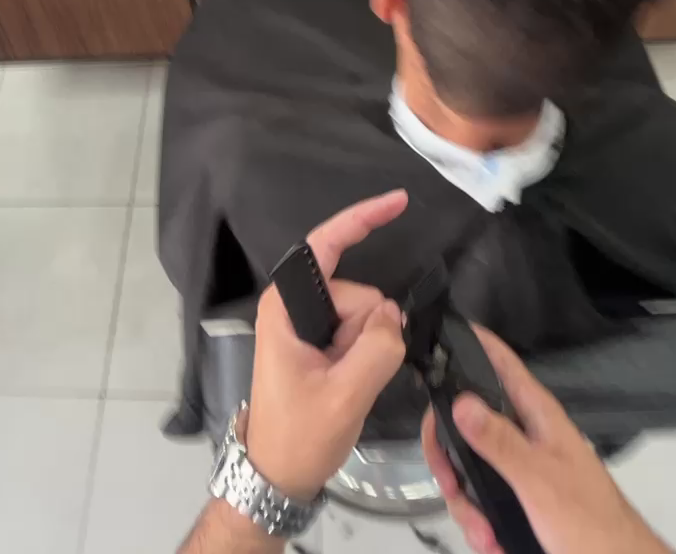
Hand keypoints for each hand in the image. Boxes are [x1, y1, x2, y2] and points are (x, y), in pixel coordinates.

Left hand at [244, 189, 409, 500]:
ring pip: (365, 316)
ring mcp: (308, 324)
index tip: (399, 201)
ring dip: (368, 348)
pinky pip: (360, 332)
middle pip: (358, 291)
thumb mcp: (343, 396)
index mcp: (286, 305)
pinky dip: (367, 353)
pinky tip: (350, 380)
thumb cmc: (298, 435)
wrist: (277, 475)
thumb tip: (393, 317)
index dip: (362, 219)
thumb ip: (376, 349)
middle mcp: (295, 305)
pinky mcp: (319, 342)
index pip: (325, 245)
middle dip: (370, 330)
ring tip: (345, 383)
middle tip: (351, 376)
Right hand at [421, 327, 669, 553]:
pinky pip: (479, 496)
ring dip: (465, 501)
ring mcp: (518, 464)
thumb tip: (459, 401)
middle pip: (464, 418)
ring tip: (482, 533)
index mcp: (534, 412)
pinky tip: (490, 542)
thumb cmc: (589, 522)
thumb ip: (499, 440)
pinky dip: (478, 520)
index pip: (497, 359)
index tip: (432, 340)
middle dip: (448, 453)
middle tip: (447, 481)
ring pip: (467, 463)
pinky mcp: (516, 495)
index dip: (468, 341)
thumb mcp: (539, 480)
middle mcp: (522, 431)